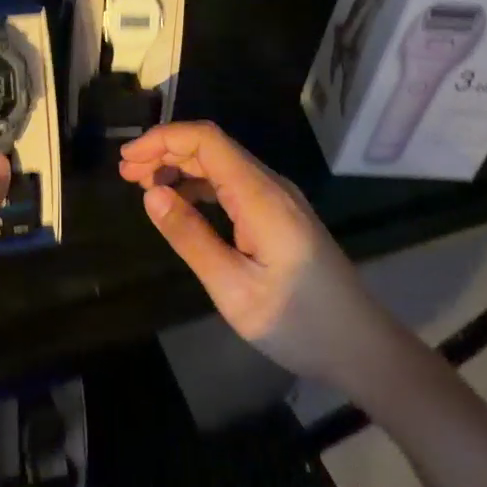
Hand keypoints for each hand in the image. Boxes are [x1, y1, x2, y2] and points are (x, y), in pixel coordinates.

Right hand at [123, 123, 486, 486]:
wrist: (362, 347)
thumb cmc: (299, 323)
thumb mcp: (235, 290)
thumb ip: (192, 238)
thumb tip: (150, 194)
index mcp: (261, 196)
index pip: (208, 140)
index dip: (164, 139)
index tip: (127, 158)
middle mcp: (271, 186)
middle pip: (213, 147)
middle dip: (166, 151)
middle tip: (124, 173)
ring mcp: (279, 200)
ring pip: (222, 165)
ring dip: (181, 168)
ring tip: (141, 185)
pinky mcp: (280, 216)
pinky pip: (234, 185)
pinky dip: (200, 186)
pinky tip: (178, 203)